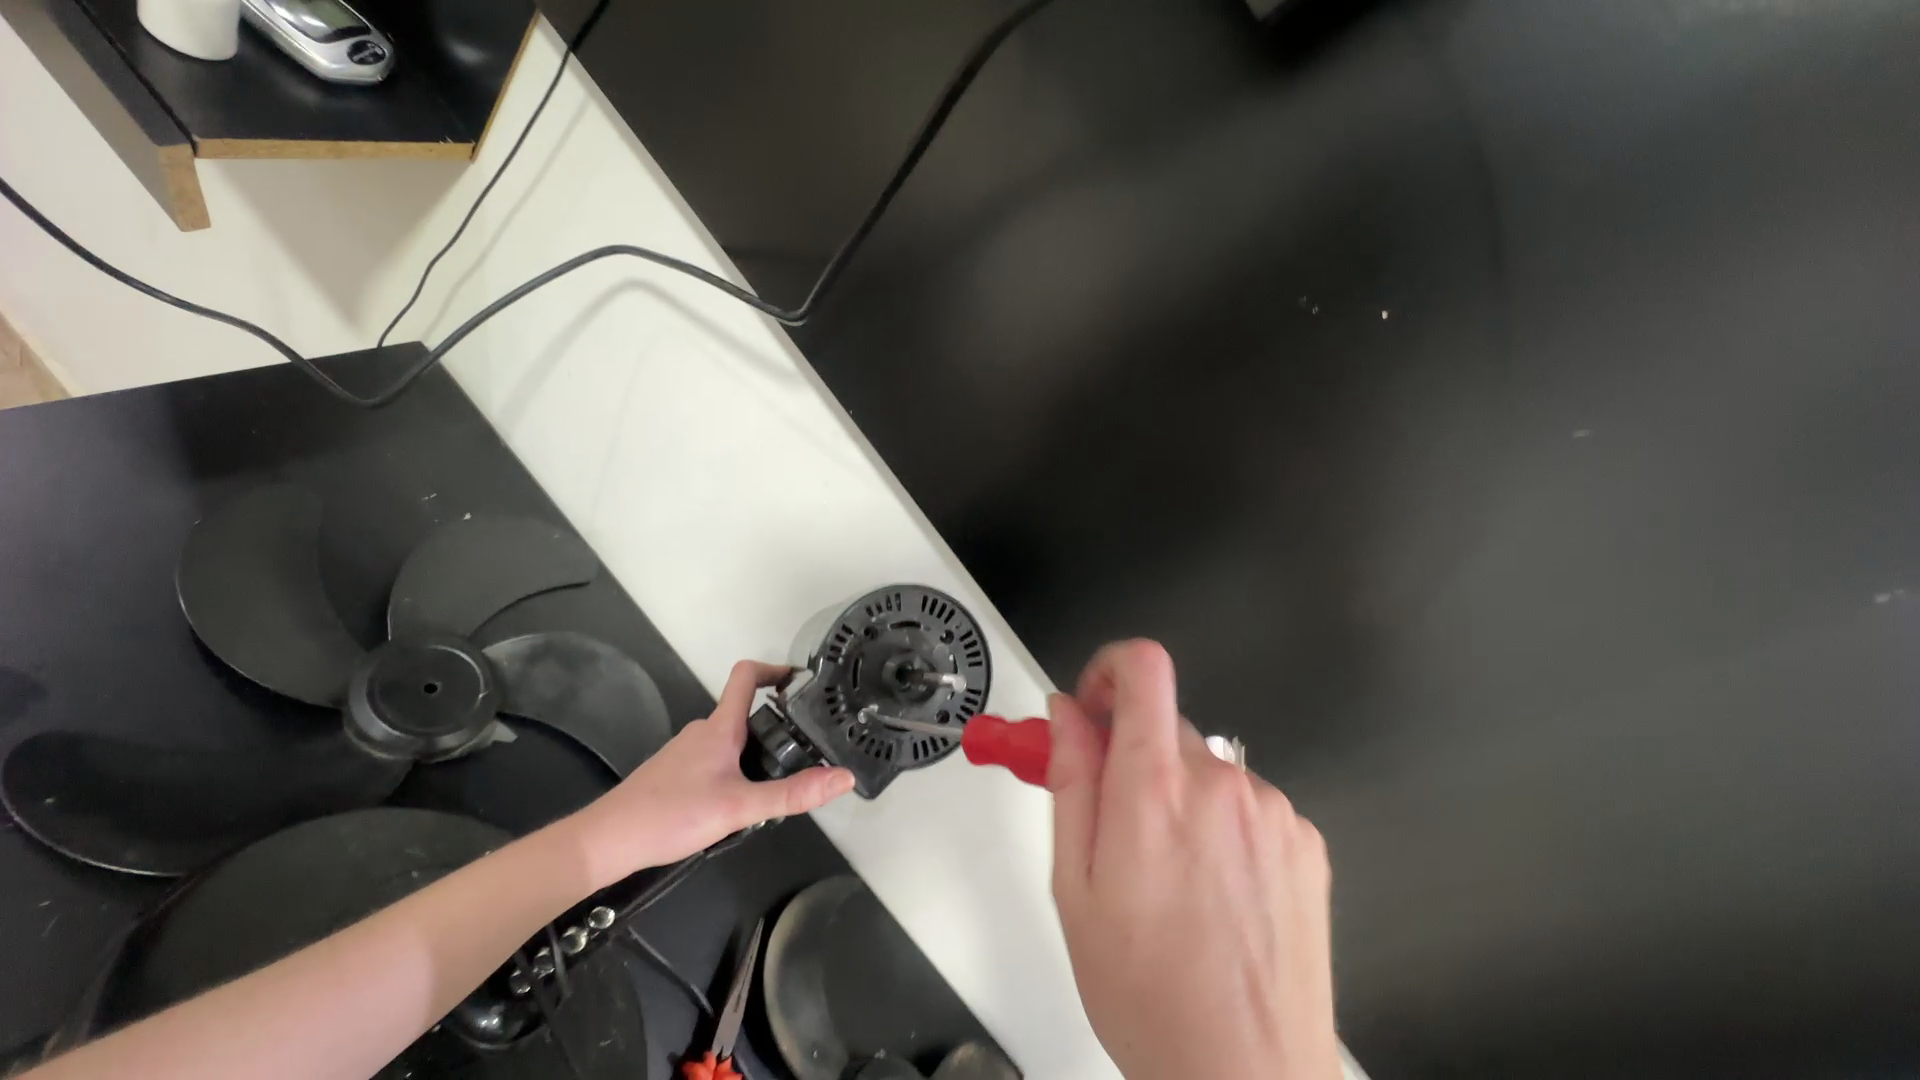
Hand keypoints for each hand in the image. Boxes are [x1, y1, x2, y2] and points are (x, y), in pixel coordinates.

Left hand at [567, 660, 855, 887]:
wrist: (608, 840)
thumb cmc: (672, 814)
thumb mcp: (740, 807)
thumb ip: (792, 794)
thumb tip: (843, 777)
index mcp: (720, 727)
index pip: (746, 676)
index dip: (775, 669)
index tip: (801, 681)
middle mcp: (703, 732)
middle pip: (746, 714)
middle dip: (777, 729)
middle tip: (805, 753)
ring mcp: (686, 753)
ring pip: (731, 742)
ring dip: (757, 755)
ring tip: (776, 788)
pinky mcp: (675, 774)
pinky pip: (715, 761)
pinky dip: (735, 772)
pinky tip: (738, 807)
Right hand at [1047, 641, 1339, 1079]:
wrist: (1246, 1073)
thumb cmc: (1153, 997)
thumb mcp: (1074, 886)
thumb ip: (1069, 780)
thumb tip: (1064, 719)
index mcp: (1154, 792)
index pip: (1142, 668)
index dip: (1109, 670)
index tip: (1092, 703)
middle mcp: (1220, 787)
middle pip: (1166, 724)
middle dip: (1130, 757)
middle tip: (1111, 818)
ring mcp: (1270, 812)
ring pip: (1204, 769)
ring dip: (1177, 799)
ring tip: (1165, 879)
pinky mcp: (1304, 841)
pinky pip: (1246, 803)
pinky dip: (1220, 828)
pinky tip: (1210, 892)